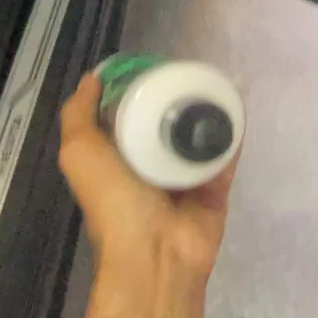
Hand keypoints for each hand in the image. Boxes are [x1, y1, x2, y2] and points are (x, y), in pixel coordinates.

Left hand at [58, 72, 237, 280]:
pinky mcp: (216, 185)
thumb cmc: (115, 202)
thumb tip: (92, 78)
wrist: (158, 253)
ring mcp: (186, 176)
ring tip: (218, 81)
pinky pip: (226, 153)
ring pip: (199, 134)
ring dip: (209, 111)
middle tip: (191, 69)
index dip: (136, 90)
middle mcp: (150, 166)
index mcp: (117, 159)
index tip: (152, 64)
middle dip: (177, 97)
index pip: (127, 116)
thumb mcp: (81, 154)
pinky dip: (233, 133)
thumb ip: (79, 116)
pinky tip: (238, 107)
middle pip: (165, 122)